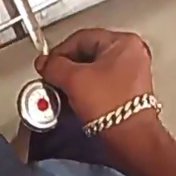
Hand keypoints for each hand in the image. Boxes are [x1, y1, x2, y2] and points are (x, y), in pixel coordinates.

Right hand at [35, 28, 155, 124]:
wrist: (129, 137)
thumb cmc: (111, 106)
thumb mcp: (74, 80)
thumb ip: (54, 67)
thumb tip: (45, 63)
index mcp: (123, 43)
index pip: (81, 38)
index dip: (59, 52)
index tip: (47, 65)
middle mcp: (131, 55)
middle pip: (88, 54)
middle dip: (66, 69)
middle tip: (54, 80)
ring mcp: (131, 75)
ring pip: (93, 71)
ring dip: (75, 82)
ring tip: (64, 93)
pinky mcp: (127, 94)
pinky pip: (100, 86)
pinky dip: (86, 92)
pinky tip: (77, 102)